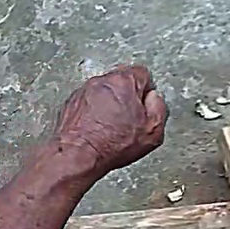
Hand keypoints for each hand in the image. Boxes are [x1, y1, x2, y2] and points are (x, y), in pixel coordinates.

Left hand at [51, 66, 166, 177]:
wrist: (78, 154)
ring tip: (110, 126)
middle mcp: (102, 81)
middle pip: (121, 81)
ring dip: (108, 104)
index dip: (146, 91)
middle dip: (127, 96)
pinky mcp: (71, 102)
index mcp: (124, 81)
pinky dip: (92, 112)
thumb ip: (158, 107)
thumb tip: (154, 98)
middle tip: (128, 119)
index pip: (143, 74)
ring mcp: (84, 90)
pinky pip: (88, 102)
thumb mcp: (152, 130)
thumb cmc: (112, 144)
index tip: (144, 107)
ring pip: (103, 92)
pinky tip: (96, 128)